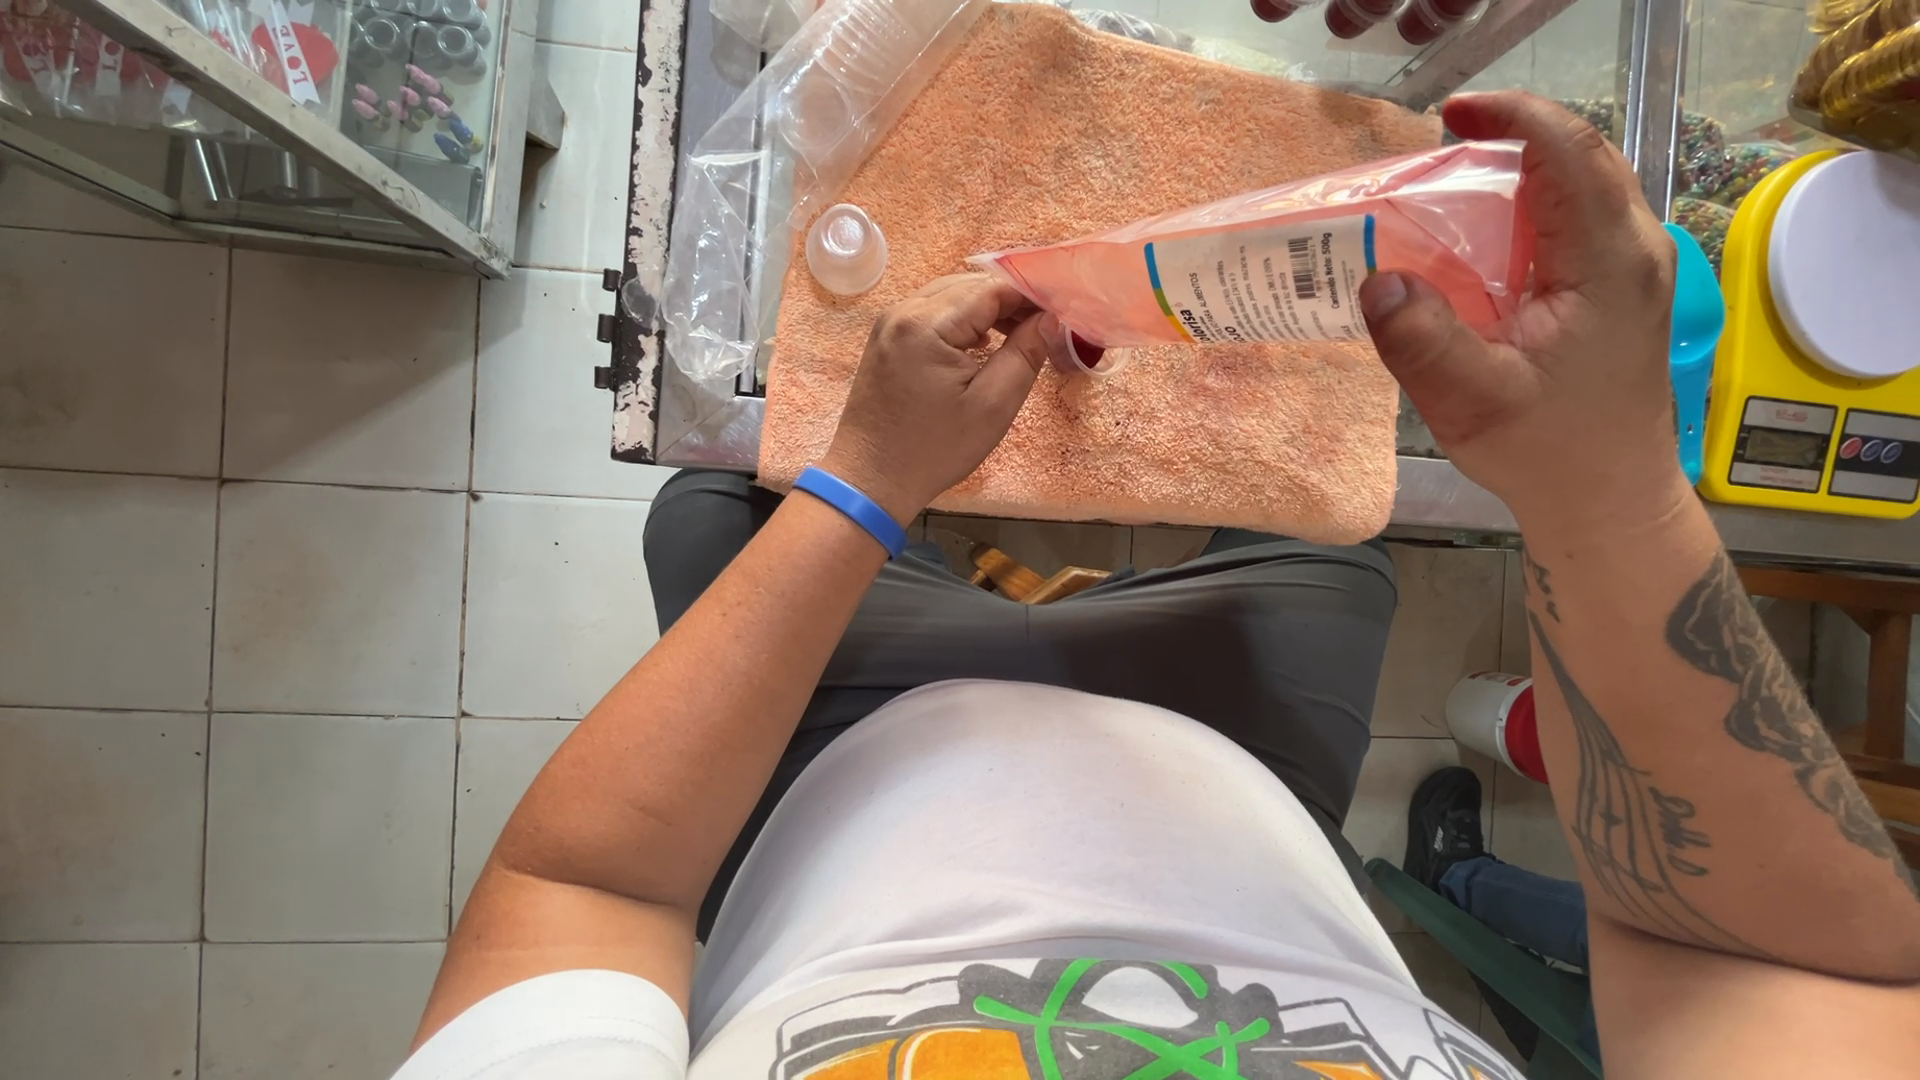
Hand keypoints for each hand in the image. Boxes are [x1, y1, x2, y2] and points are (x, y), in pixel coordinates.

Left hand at [817, 274, 1055, 521]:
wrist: (870, 480)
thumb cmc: (934, 450)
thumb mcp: (992, 407)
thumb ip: (1025, 354)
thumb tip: (1049, 318)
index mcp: (927, 324)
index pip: (992, 288)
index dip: (1031, 295)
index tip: (1061, 314)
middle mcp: (903, 311)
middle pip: (969, 286)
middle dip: (1010, 301)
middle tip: (1044, 328)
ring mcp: (889, 323)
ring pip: (950, 296)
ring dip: (986, 310)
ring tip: (1018, 336)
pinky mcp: (885, 339)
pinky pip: (931, 313)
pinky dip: (961, 322)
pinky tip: (981, 345)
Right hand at [1358, 92, 1692, 536]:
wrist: (1604, 497)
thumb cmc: (1545, 450)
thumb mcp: (1473, 401)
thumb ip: (1425, 341)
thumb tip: (1376, 280)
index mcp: (1606, 262)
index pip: (1570, 156)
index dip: (1514, 119)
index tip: (1451, 113)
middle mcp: (1630, 252)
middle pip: (1579, 163)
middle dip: (1510, 141)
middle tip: (1438, 150)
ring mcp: (1625, 273)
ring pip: (1576, 194)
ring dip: (1514, 179)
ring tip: (1447, 190)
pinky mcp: (1609, 296)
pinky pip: (1566, 231)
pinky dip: (1518, 218)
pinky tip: (1474, 246)